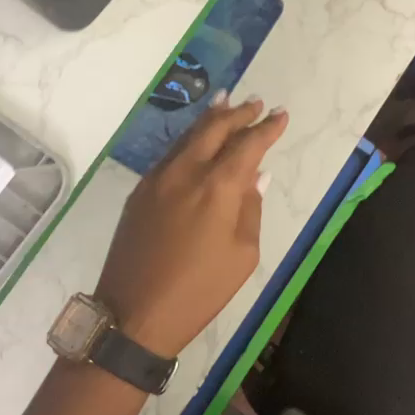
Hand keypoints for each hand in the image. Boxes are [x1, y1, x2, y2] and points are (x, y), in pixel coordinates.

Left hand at [95, 94, 288, 358]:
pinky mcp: (140, 191)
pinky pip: (170, 154)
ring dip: (210, 119)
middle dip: (237, 113)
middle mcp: (186, 171)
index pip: (248, 144)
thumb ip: (250, 208)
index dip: (266, 128)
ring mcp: (158, 178)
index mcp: (217, 187)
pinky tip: (196, 140)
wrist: (135, 312)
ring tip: (226, 103)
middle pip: (214, 128)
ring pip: (188, 136)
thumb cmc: (200, 291)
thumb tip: (256, 175)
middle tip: (255, 102)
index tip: (280, 115)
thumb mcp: (242, 254)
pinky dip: (188, 139)